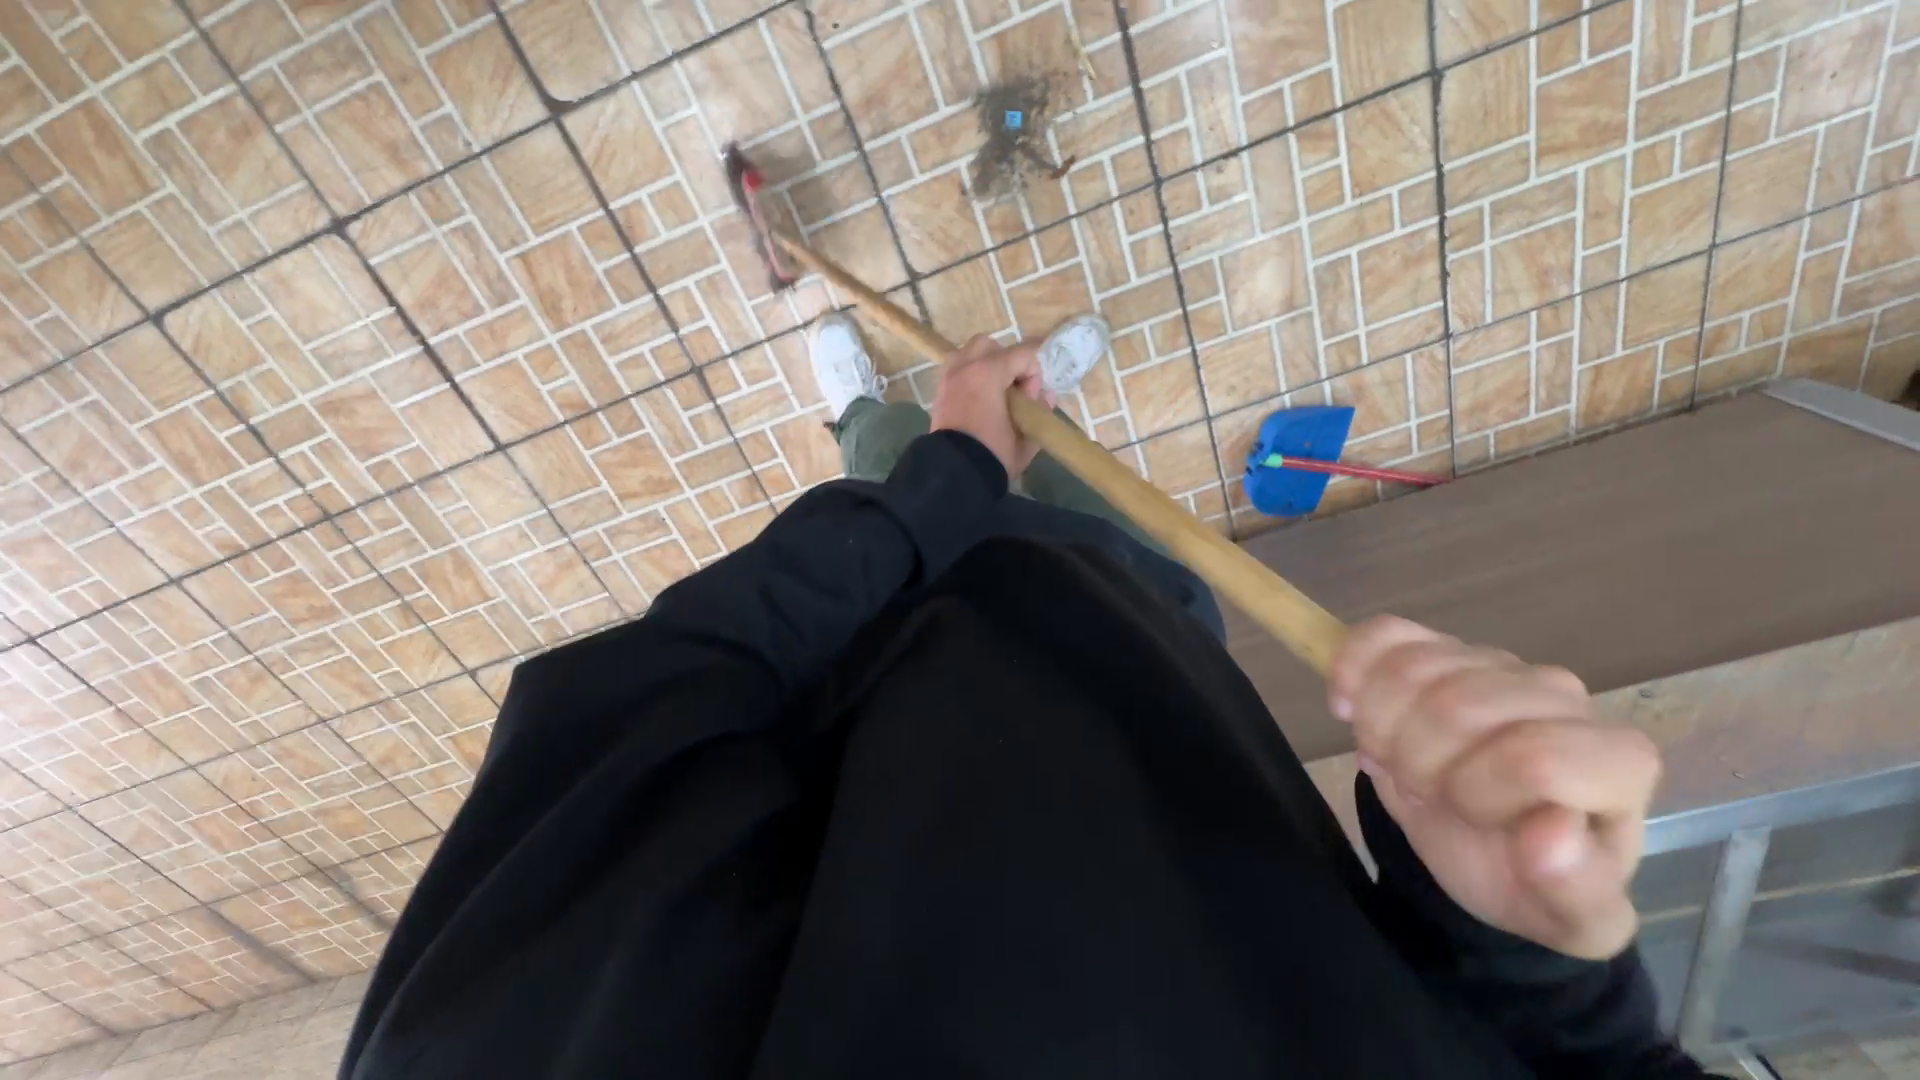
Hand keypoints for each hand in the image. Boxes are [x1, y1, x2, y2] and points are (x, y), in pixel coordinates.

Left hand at [929, 335, 1051, 476]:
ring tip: (996, 393)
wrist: (955, 475)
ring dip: (986, 366)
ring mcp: (948, 379)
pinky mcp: (939, 393)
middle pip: (991, 345)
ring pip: (969, 354)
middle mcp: (964, 368)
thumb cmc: (994, 455)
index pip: (1023, 353)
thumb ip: (1039, 411)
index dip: (1035, 373)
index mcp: (987, 373)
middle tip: (1015, 389)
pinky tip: (981, 401)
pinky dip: (971, 378)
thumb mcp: (1026, 437)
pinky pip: (958, 372)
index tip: (1033, 398)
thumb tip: (1046, 396)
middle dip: (1007, 361)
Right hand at [1328, 616, 1660, 958]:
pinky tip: (1351, 705)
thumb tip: (1549, 835)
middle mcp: (1560, 697)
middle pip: (1456, 706)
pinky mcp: (1438, 644)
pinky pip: (1383, 633)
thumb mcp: (1565, 916)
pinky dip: (1352, 669)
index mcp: (1612, 761)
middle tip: (1422, 792)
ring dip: (1381, 725)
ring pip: (1412, 667)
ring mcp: (1494, 663)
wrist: (1482, 840)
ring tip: (1397, 758)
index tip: (1468, 817)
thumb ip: (1575, 891)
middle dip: (1416, 762)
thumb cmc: (1526, 875)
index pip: (1533, 757)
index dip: (1477, 791)